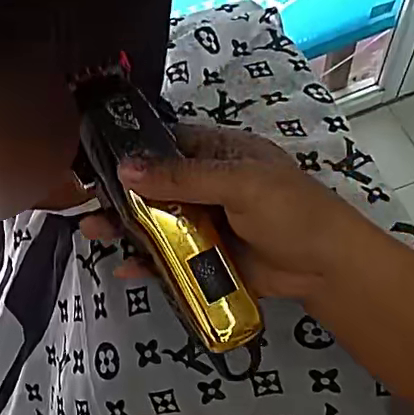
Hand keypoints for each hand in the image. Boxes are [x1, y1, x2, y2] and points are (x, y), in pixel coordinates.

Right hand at [81, 125, 381, 302]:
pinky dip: (148, 264)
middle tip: (88, 204)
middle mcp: (208, 187)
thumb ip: (184, 177)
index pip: (169, 145)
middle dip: (122, 196)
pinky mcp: (206, 258)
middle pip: (155, 188)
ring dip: (127, 230)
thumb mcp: (240, 184)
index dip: (135, 152)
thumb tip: (127, 168)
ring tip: (93, 233)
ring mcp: (205, 224)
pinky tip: (126, 269)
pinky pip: (170, 259)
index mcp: (220, 155)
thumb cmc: (291, 212)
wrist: (324, 267)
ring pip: (157, 224)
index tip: (99, 161)